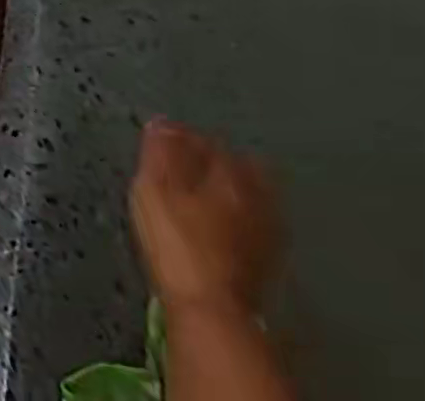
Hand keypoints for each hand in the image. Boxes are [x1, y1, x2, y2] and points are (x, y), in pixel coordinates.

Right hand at [129, 119, 277, 315]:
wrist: (211, 302)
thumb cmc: (176, 237)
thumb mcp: (155, 187)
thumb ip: (160, 153)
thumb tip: (164, 122)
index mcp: (232, 178)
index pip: (212, 143)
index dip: (187, 134)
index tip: (164, 132)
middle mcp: (260, 200)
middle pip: (242, 168)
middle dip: (217, 159)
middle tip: (186, 157)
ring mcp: (269, 232)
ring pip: (251, 195)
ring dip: (227, 186)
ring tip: (199, 186)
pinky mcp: (266, 258)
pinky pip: (252, 220)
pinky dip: (234, 211)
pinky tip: (218, 219)